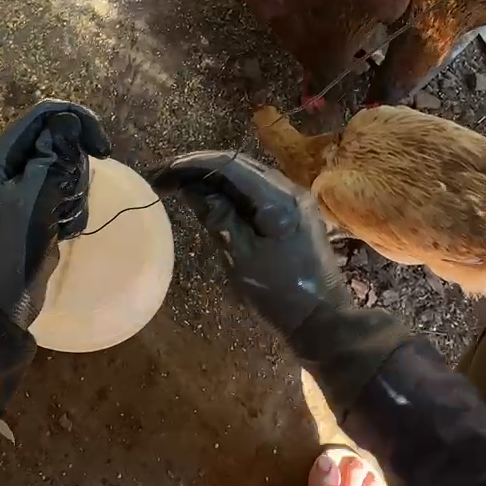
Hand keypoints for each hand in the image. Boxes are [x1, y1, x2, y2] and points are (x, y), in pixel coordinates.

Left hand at [0, 100, 110, 326]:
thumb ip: (52, 156)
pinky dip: (71, 210)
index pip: (42, 116)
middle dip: (73, 167)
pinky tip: (63, 231)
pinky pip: (65, 194)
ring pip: (65, 169)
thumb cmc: (10, 248)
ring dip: (73, 193)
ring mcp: (24, 190)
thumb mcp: (32, 197)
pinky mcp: (38, 210)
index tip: (102, 148)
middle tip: (70, 196)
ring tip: (63, 219)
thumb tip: (69, 120)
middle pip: (57, 141)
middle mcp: (10, 168)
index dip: (75, 121)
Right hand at [151, 151, 409, 411]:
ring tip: (180, 184)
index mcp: (279, 198)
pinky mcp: (293, 211)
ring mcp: (294, 198)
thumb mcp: (240, 257)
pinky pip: (256, 190)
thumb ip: (217, 217)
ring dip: (213, 177)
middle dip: (199, 167)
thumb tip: (191, 188)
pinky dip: (229, 189)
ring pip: (247, 175)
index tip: (162, 172)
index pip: (229, 165)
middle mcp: (290, 189)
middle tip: (165, 176)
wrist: (322, 320)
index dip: (192, 164)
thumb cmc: (279, 293)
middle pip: (238, 164)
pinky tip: (208, 197)